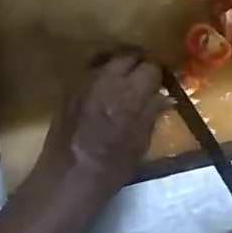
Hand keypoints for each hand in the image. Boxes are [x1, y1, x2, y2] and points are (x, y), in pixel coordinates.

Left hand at [25, 50, 164, 208]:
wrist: (68, 177)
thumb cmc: (111, 167)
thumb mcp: (140, 143)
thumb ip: (151, 114)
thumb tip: (163, 96)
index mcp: (130, 96)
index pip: (151, 67)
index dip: (158, 73)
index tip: (160, 81)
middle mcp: (107, 81)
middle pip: (128, 55)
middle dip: (140, 63)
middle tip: (144, 76)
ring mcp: (85, 82)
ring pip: (108, 59)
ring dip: (120, 65)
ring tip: (125, 79)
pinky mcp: (70, 88)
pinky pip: (90, 71)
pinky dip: (102, 74)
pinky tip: (104, 88)